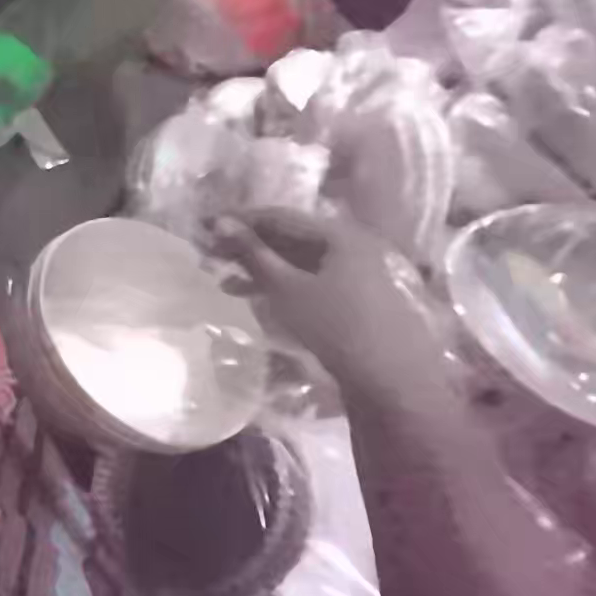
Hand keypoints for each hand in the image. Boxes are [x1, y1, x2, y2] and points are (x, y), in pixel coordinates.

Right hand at [214, 209, 449, 392]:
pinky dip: (276, 281)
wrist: (391, 378)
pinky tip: (248, 293)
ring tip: (221, 276)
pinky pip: (306, 277)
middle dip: (246, 243)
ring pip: (295, 259)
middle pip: (288, 236)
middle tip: (209, 252)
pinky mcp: (353, 294)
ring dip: (257, 265)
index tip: (204, 226)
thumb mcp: (283, 286)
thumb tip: (220, 222)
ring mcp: (355, 270)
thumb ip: (251, 252)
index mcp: (339, 236)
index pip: (278, 216)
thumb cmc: (333, 324)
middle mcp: (350, 246)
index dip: (238, 219)